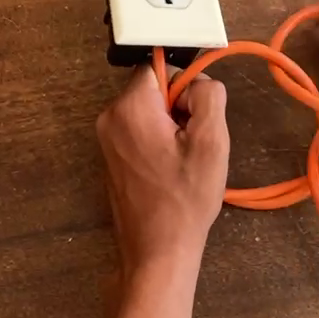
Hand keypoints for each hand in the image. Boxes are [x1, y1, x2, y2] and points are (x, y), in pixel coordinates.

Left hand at [95, 68, 229, 278]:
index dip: (186, 85)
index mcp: (130, 107)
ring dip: (171, 126)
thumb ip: (208, 96)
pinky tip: (171, 170)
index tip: (198, 117)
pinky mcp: (112, 157)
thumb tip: (199, 83)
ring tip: (183, 160)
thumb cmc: (184, 199)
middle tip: (194, 143)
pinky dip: (158, 142)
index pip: (160, 66)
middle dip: (180, 108)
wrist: (158, 251)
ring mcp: (107, 139)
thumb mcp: (211, 141)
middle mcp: (110, 118)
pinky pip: (140, 131)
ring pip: (149, 111)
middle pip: (153, 88)